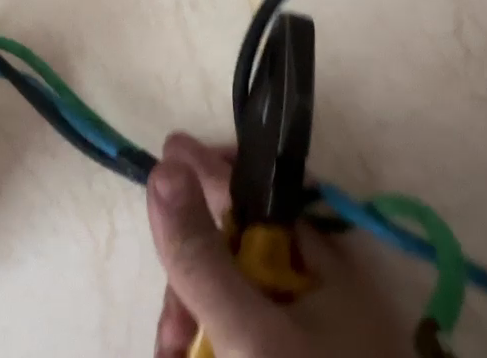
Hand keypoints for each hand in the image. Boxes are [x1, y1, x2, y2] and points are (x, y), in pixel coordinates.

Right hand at [147, 134, 408, 357]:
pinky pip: (235, 329)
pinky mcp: (284, 352)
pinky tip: (183, 353)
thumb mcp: (250, 335)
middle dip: (191, 269)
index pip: (262, 192)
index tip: (170, 149)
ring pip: (227, 292)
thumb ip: (203, 258)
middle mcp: (314, 286)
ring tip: (173, 351)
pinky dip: (206, 338)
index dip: (214, 169)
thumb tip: (164, 169)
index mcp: (322, 262)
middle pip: (234, 244)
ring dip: (190, 312)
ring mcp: (301, 327)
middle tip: (170, 325)